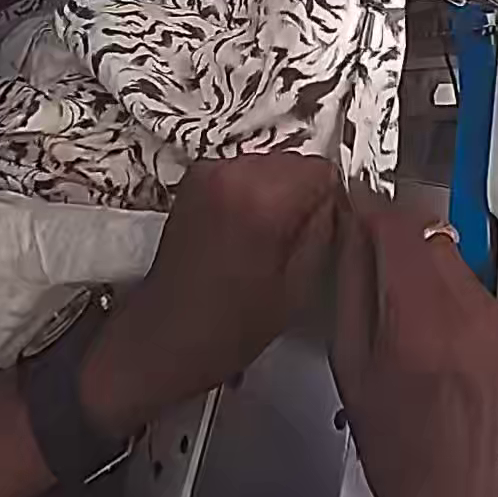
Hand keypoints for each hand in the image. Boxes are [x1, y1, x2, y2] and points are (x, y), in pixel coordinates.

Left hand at [78, 152, 339, 437]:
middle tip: (291, 235)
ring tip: (263, 234)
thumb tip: (334, 199)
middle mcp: (235, 174)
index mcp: (265, 201)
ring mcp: (211, 171)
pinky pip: (242, 169)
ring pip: (269, 163)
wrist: (163, 334)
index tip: (321, 224)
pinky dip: (249, 188)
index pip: (321, 169)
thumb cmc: (229, 326)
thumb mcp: (298, 286)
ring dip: (275, 189)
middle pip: (294, 162)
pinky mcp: (196, 176)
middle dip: (301, 192)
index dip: (328, 199)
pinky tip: (240, 226)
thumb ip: (324, 230)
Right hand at [331, 183, 497, 496]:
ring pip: (449, 251)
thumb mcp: (349, 357)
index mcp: (418, 325)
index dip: (373, 207)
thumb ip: (351, 281)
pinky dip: (448, 284)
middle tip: (374, 252)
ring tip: (406, 302)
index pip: (398, 230)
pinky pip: (470, 278)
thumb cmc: (396, 438)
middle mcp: (464, 316)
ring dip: (423, 260)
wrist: (451, 485)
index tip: (359, 199)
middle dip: (396, 233)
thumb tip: (353, 230)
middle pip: (426, 233)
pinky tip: (435, 321)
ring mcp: (493, 320)